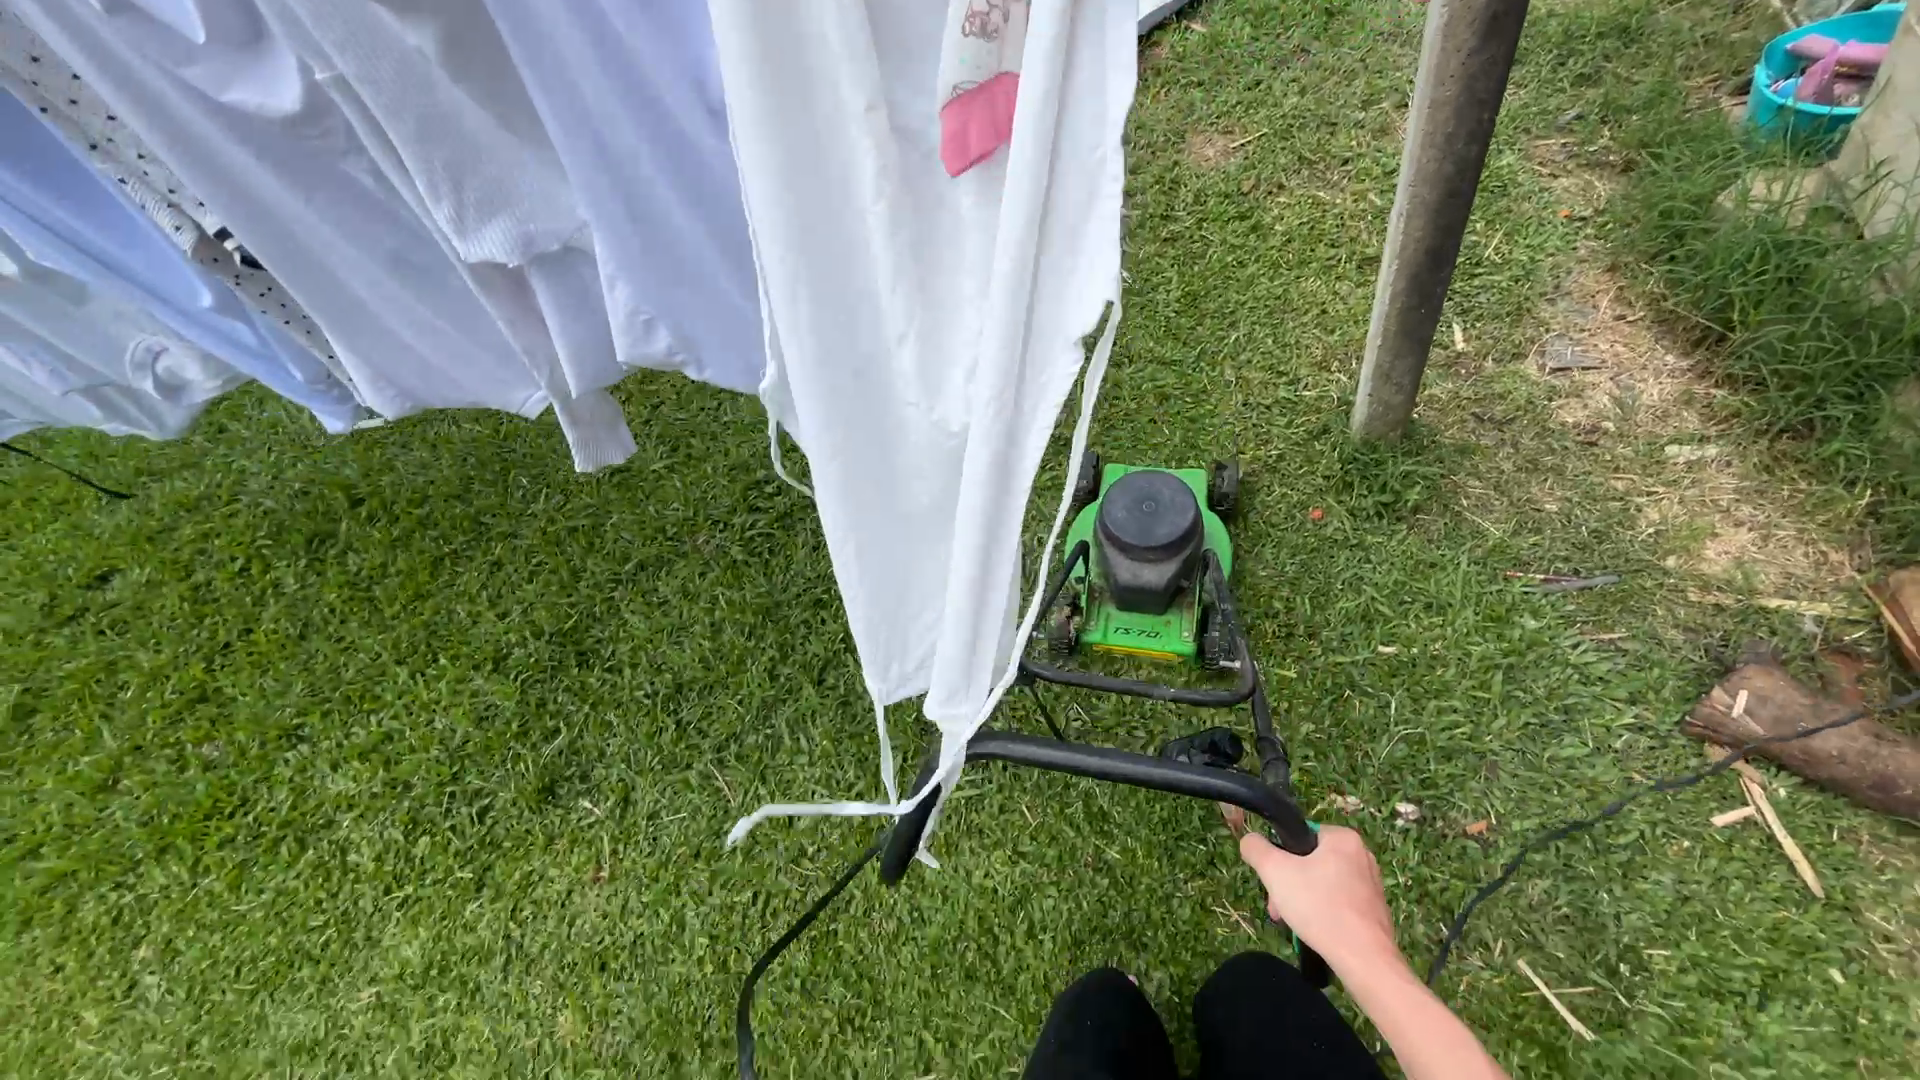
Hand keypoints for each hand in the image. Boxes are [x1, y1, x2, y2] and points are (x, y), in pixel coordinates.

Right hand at [1239, 826, 1402, 974]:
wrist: (1364, 959)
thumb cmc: (1320, 907)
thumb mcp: (1274, 871)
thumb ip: (1255, 848)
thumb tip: (1250, 841)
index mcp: (1343, 838)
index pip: (1300, 836)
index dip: (1280, 856)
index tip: (1273, 880)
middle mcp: (1363, 856)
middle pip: (1310, 862)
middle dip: (1289, 884)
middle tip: (1278, 906)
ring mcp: (1372, 885)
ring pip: (1323, 884)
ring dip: (1302, 899)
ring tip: (1293, 922)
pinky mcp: (1375, 911)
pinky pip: (1339, 903)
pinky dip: (1323, 913)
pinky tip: (1315, 931)